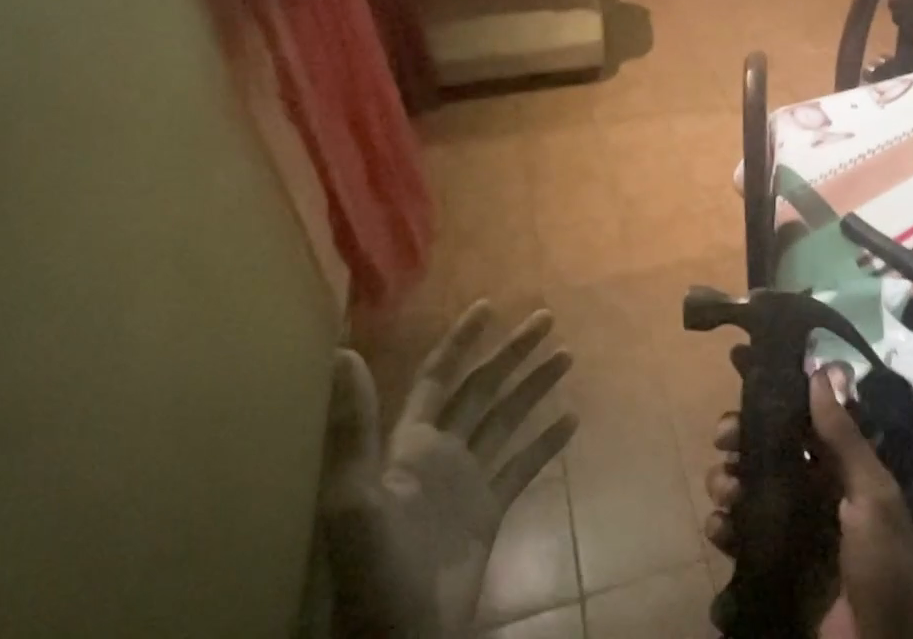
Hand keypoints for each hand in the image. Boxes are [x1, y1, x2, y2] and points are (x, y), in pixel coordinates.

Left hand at [321, 301, 576, 637]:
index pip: (440, 376)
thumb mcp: (354, 499)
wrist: (402, 635)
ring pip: (507, 420)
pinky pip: (523, 467)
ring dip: (535, 388)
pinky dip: (546, 443)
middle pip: (483, 389)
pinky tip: (571, 421)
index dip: (461, 340)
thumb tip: (342, 353)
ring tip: (567, 356)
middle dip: (512, 353)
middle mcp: (441, 453)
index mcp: (410, 444)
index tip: (489, 307)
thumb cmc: (375, 570)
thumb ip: (352, 428)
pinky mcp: (489, 512)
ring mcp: (467, 482)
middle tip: (546, 318)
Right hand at [703, 371, 912, 638]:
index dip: (775, 399)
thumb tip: (821, 372)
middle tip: (724, 439)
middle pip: (769, 453)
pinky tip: (721, 530)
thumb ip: (844, 438)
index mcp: (846, 473)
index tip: (741, 377)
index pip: (804, 422)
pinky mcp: (772, 569)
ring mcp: (792, 533)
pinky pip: (739, 537)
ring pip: (749, 490)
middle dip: (742, 440)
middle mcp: (816, 495)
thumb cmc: (885, 568)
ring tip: (725, 492)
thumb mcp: (872, 498)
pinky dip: (724, 527)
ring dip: (729, 481)